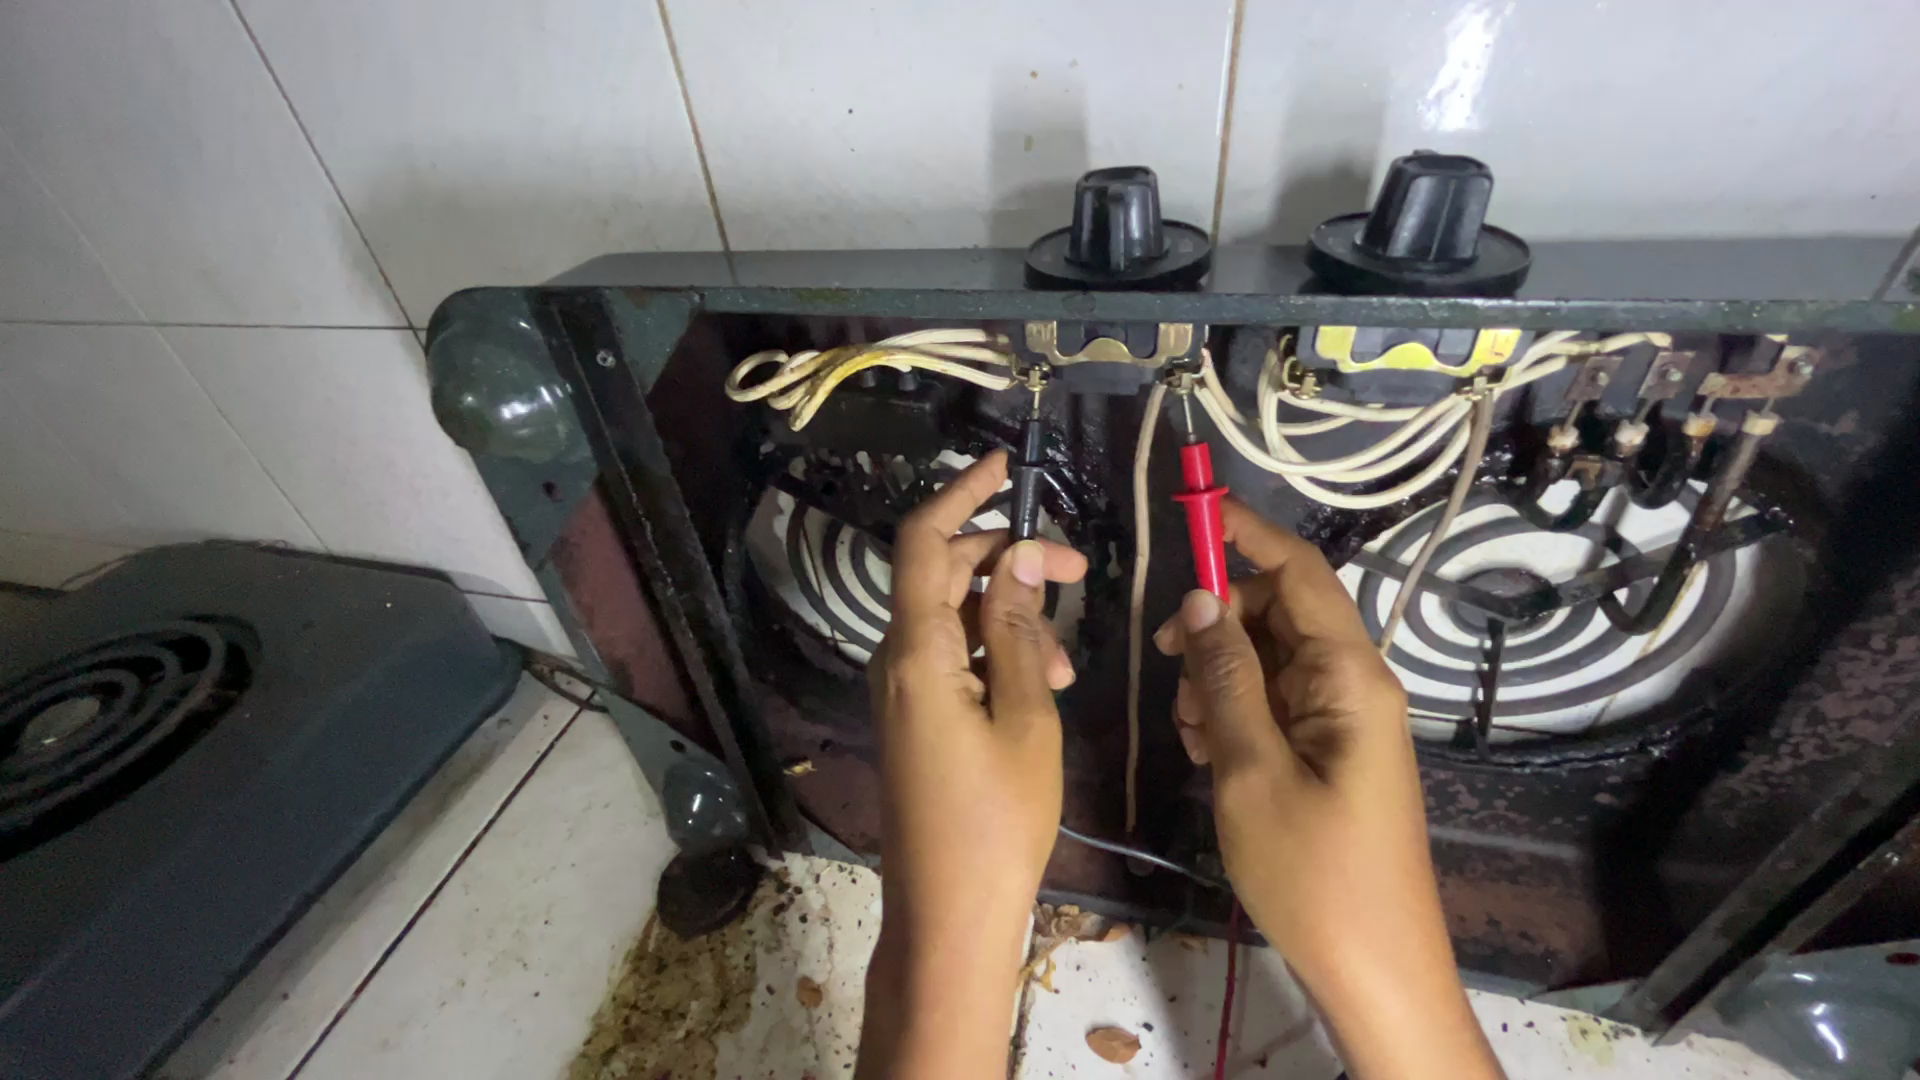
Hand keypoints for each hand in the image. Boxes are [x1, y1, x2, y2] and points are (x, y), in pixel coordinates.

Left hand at [858, 450, 1086, 1079]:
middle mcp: (897, 659)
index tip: (1003, 465)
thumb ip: (1016, 629)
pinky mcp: (918, 714)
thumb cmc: (997, 819)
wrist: (951, 914)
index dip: (960, 493)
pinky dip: (997, 652)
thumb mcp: (1024, 715)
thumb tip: (1019, 555)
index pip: (924, 542)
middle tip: (1073, 569)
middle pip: (945, 574)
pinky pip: (955, 657)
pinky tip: (1044, 679)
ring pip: (956, 617)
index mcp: (916, 652)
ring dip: (1010, 615)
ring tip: (1066, 655)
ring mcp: (904, 689)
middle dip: (1008, 559)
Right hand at [1154, 497, 1502, 1079]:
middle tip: (1167, 662)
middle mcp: (1349, 684)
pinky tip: (1207, 751)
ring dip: (1216, 675)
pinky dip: (1230, 710)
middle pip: (1275, 612)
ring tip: (1192, 732)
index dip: (1247, 534)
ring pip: (1263, 657)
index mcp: (1349, 677)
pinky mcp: (1323, 748)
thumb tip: (1200, 600)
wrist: (1372, 973)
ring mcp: (1337, 718)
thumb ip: (1225, 677)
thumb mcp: (1251, 769)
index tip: (1194, 511)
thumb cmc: (1314, 874)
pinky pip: (1268, 700)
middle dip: (1216, 624)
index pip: (1299, 572)